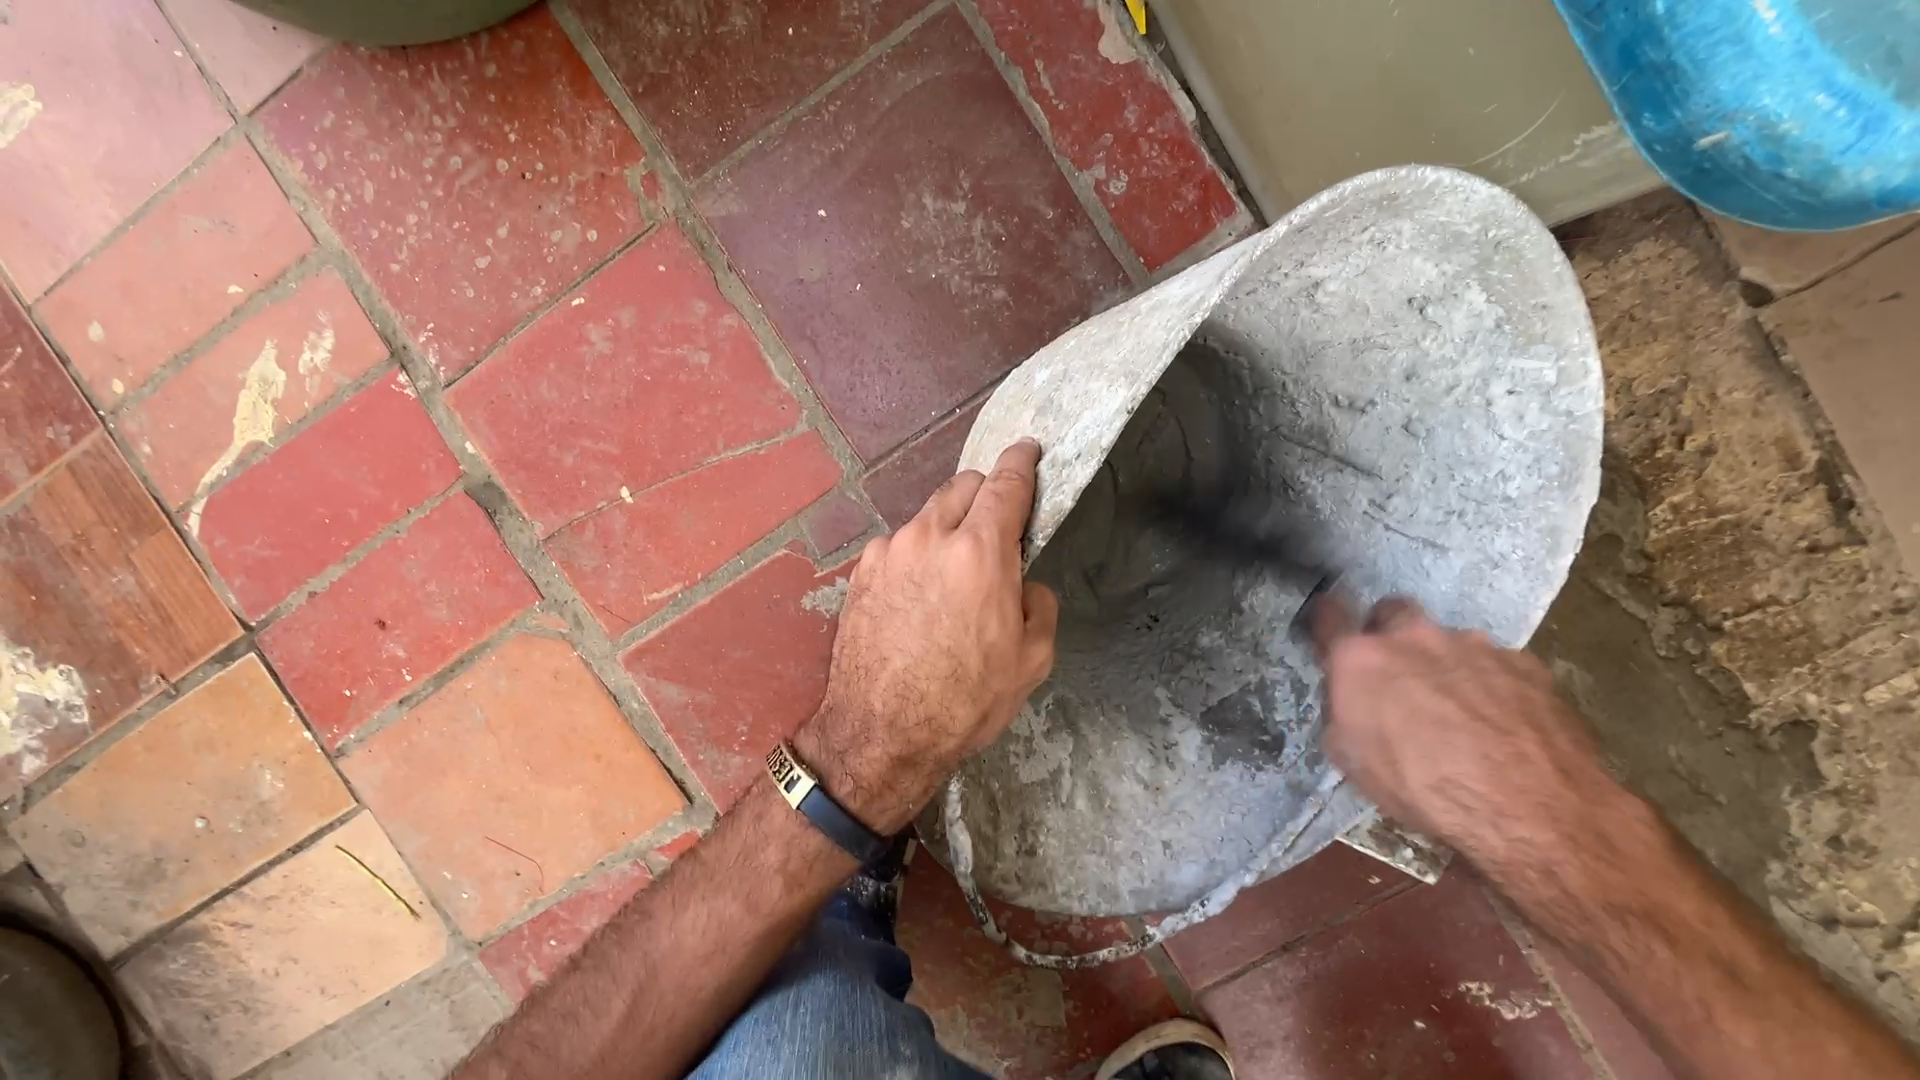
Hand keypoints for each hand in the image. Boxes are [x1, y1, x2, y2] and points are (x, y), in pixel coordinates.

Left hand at [793, 440, 1059, 833]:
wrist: (882, 732)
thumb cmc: (965, 701)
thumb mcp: (1031, 660)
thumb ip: (1038, 603)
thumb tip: (1024, 582)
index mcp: (980, 551)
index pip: (1006, 483)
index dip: (1023, 461)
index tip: (1028, 449)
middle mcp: (930, 536)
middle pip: (963, 485)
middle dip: (986, 495)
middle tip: (997, 531)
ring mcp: (889, 551)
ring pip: (928, 516)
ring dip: (949, 529)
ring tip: (954, 577)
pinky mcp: (862, 571)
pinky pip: (900, 545)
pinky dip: (917, 555)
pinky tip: (919, 599)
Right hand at [1310, 595, 1626, 866]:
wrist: (1526, 808)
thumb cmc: (1420, 788)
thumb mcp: (1351, 760)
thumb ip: (1344, 713)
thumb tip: (1352, 701)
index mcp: (1361, 658)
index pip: (1329, 616)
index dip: (1326, 620)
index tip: (1328, 627)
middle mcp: (1414, 637)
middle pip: (1392, 612)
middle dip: (1390, 634)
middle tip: (1398, 675)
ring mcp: (1474, 645)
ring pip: (1449, 642)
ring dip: (1445, 665)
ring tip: (1461, 713)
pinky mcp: (1525, 663)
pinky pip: (1497, 665)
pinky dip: (1491, 685)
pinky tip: (1502, 724)